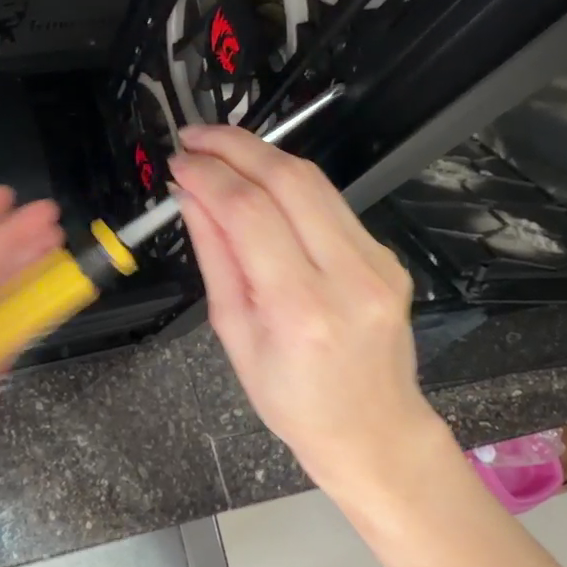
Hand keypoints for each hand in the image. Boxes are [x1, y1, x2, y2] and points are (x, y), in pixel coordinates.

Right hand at [168, 125, 453, 510]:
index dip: (209, 176)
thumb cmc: (292, 400)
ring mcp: (378, 263)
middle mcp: (349, 277)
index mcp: (300, 310)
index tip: (179, 162)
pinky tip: (259, 188)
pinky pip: (331, 205)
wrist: (372, 429)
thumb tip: (191, 197)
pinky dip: (288, 186)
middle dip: (236, 145)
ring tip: (219, 151)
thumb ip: (216, 258)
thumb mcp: (235, 336)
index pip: (249, 213)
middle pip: (290, 180)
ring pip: (316, 182)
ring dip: (262, 155)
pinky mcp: (387, 256)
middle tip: (194, 137)